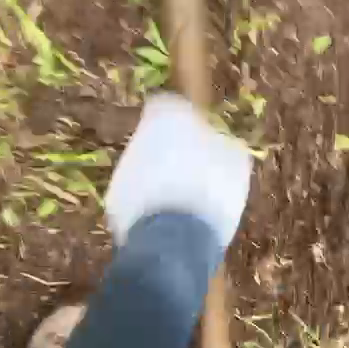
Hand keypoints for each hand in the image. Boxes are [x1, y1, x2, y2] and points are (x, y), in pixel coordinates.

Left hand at [106, 94, 251, 248]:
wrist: (175, 239)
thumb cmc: (212, 193)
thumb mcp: (235, 165)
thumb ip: (226, 146)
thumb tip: (223, 143)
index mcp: (170, 115)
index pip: (175, 108)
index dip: (189, 126)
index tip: (203, 145)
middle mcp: (140, 134)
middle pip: (156, 140)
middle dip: (171, 155)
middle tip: (194, 178)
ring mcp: (123, 167)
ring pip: (144, 168)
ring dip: (159, 181)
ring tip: (183, 206)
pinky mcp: (113, 199)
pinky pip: (134, 196)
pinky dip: (147, 205)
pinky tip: (166, 223)